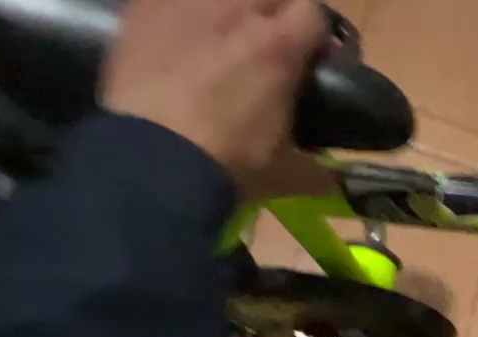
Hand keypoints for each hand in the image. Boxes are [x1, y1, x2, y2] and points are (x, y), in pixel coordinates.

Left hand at [102, 0, 329, 188]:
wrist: (156, 158)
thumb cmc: (231, 163)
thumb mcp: (287, 169)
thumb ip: (317, 164)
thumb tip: (333, 178)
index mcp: (278, 48)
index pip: (314, 13)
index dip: (317, 33)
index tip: (313, 55)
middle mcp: (235, 10)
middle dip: (277, 12)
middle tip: (270, 44)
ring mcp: (186, 2)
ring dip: (231, 8)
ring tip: (225, 34)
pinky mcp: (144, 6)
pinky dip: (186, 10)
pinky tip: (182, 33)